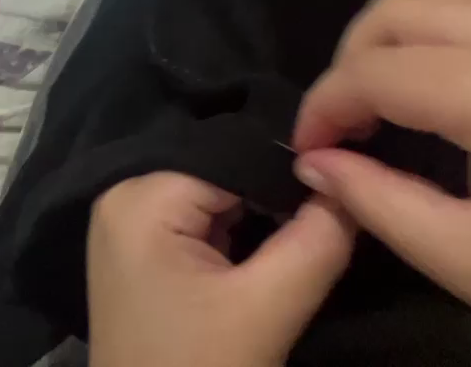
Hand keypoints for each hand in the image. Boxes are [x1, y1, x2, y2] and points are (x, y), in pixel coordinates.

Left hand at [87, 171, 353, 366]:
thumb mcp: (264, 313)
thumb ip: (314, 242)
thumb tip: (349, 184)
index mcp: (140, 194)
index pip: (231, 158)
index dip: (284, 172)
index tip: (335, 185)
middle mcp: (121, 193)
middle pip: (217, 173)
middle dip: (268, 192)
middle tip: (324, 208)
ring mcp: (123, 222)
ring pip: (209, 195)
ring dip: (252, 213)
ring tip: (300, 225)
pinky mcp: (133, 250)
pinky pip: (192, 218)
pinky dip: (229, 232)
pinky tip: (257, 250)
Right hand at [291, 0, 470, 366]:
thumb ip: (378, 203)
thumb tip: (313, 163)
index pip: (373, 73)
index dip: (323, 106)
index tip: (307, 149)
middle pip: (396, 11)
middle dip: (350, 60)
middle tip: (346, 123)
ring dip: (400, 23)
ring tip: (394, 82)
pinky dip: (460, 3)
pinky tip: (461, 51)